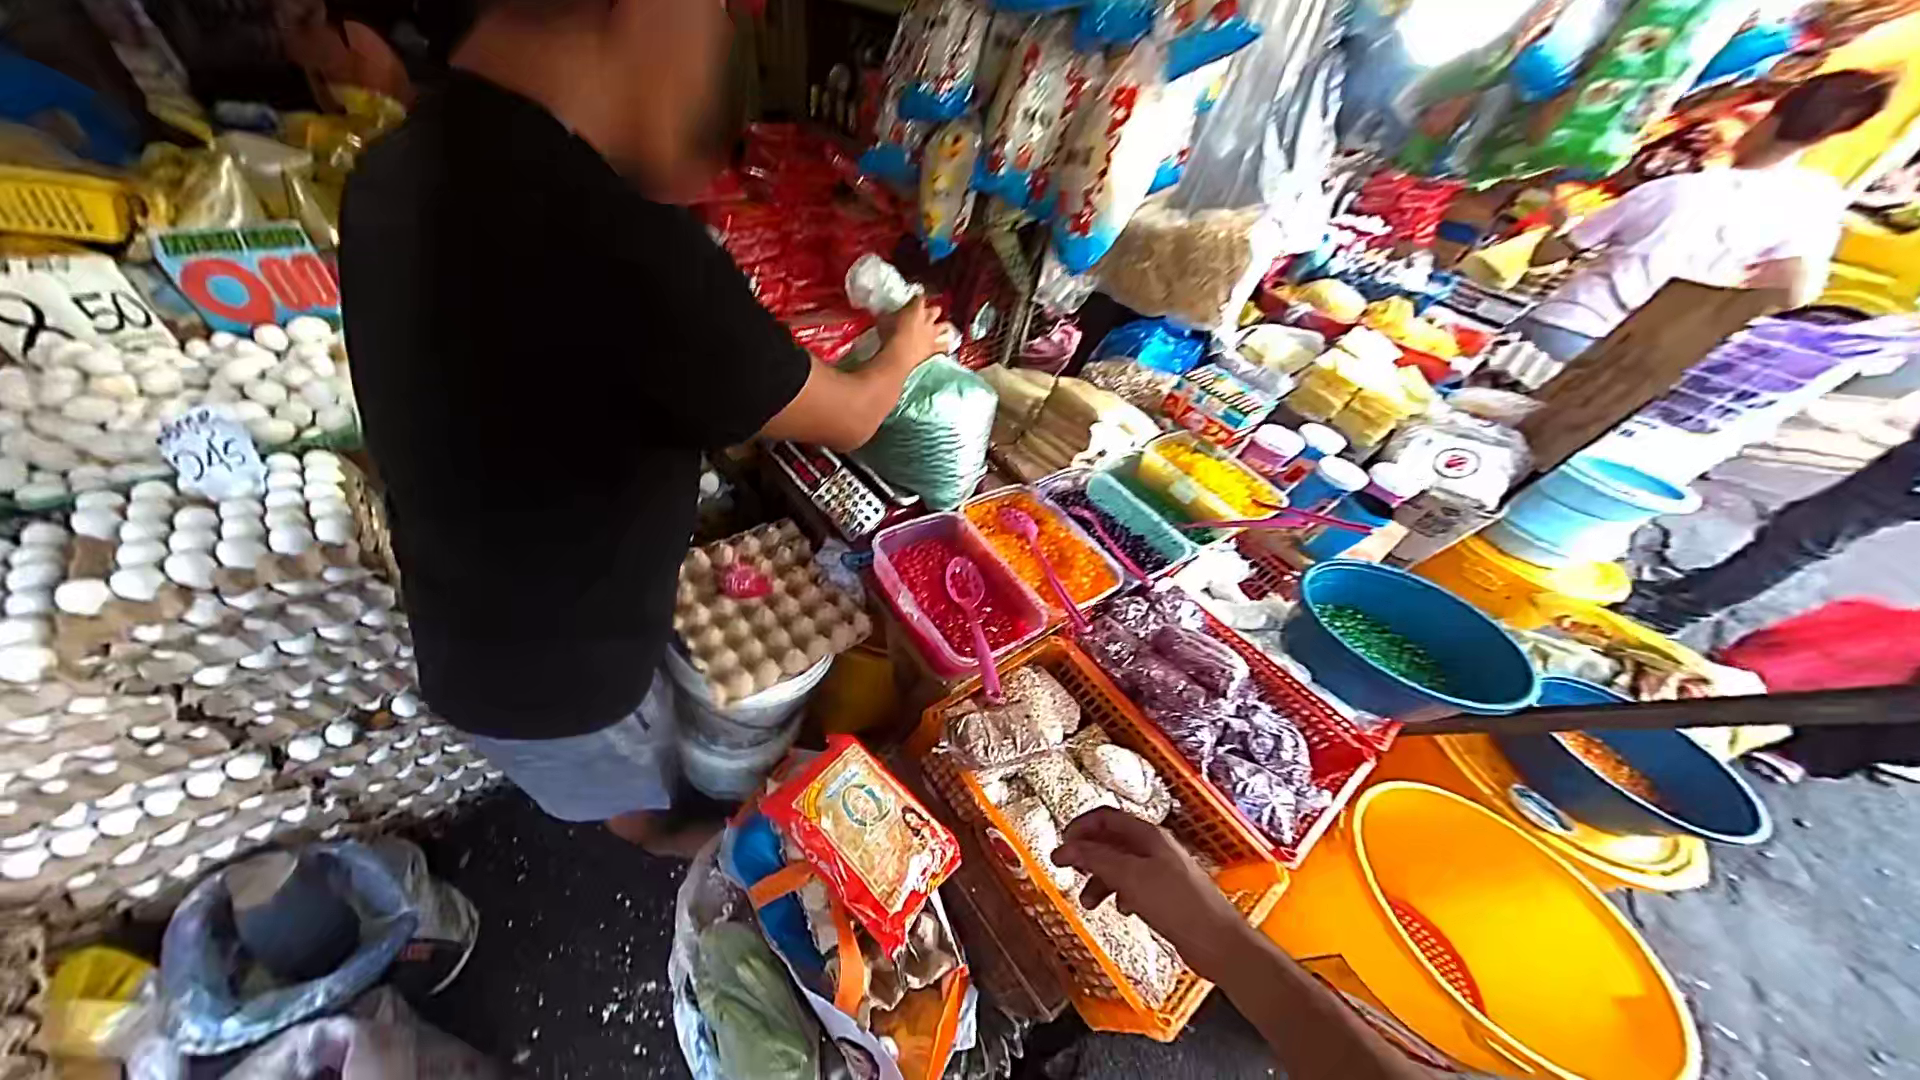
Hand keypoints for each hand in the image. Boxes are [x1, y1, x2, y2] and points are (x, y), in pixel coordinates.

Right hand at [875, 295, 950, 368]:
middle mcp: (927, 320)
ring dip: (943, 326)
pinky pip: (944, 346)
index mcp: (915, 310)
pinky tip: (944, 347)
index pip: (920, 298)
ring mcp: (933, 334)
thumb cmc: (889, 336)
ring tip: (940, 328)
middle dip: (933, 310)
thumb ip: (886, 315)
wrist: (898, 357)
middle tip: (927, 314)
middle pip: (936, 309)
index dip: (918, 298)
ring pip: (945, 326)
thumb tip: (883, 312)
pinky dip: (945, 345)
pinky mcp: (934, 349)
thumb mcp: (883, 321)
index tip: (915, 299)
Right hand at [1051, 808, 1247, 975]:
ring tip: (1088, 901)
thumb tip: (1066, 847)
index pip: (1105, 817)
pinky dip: (1118, 893)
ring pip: (1119, 866)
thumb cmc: (1178, 905)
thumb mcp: (1130, 877)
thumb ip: (1096, 859)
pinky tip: (1119, 908)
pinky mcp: (1165, 894)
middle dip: (1087, 855)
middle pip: (1110, 841)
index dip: (1080, 827)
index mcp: (1147, 834)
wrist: (1219, 943)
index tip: (1062, 844)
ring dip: (1099, 880)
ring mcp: (1161, 870)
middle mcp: (1153, 848)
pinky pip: (1132, 885)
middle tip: (1068, 870)